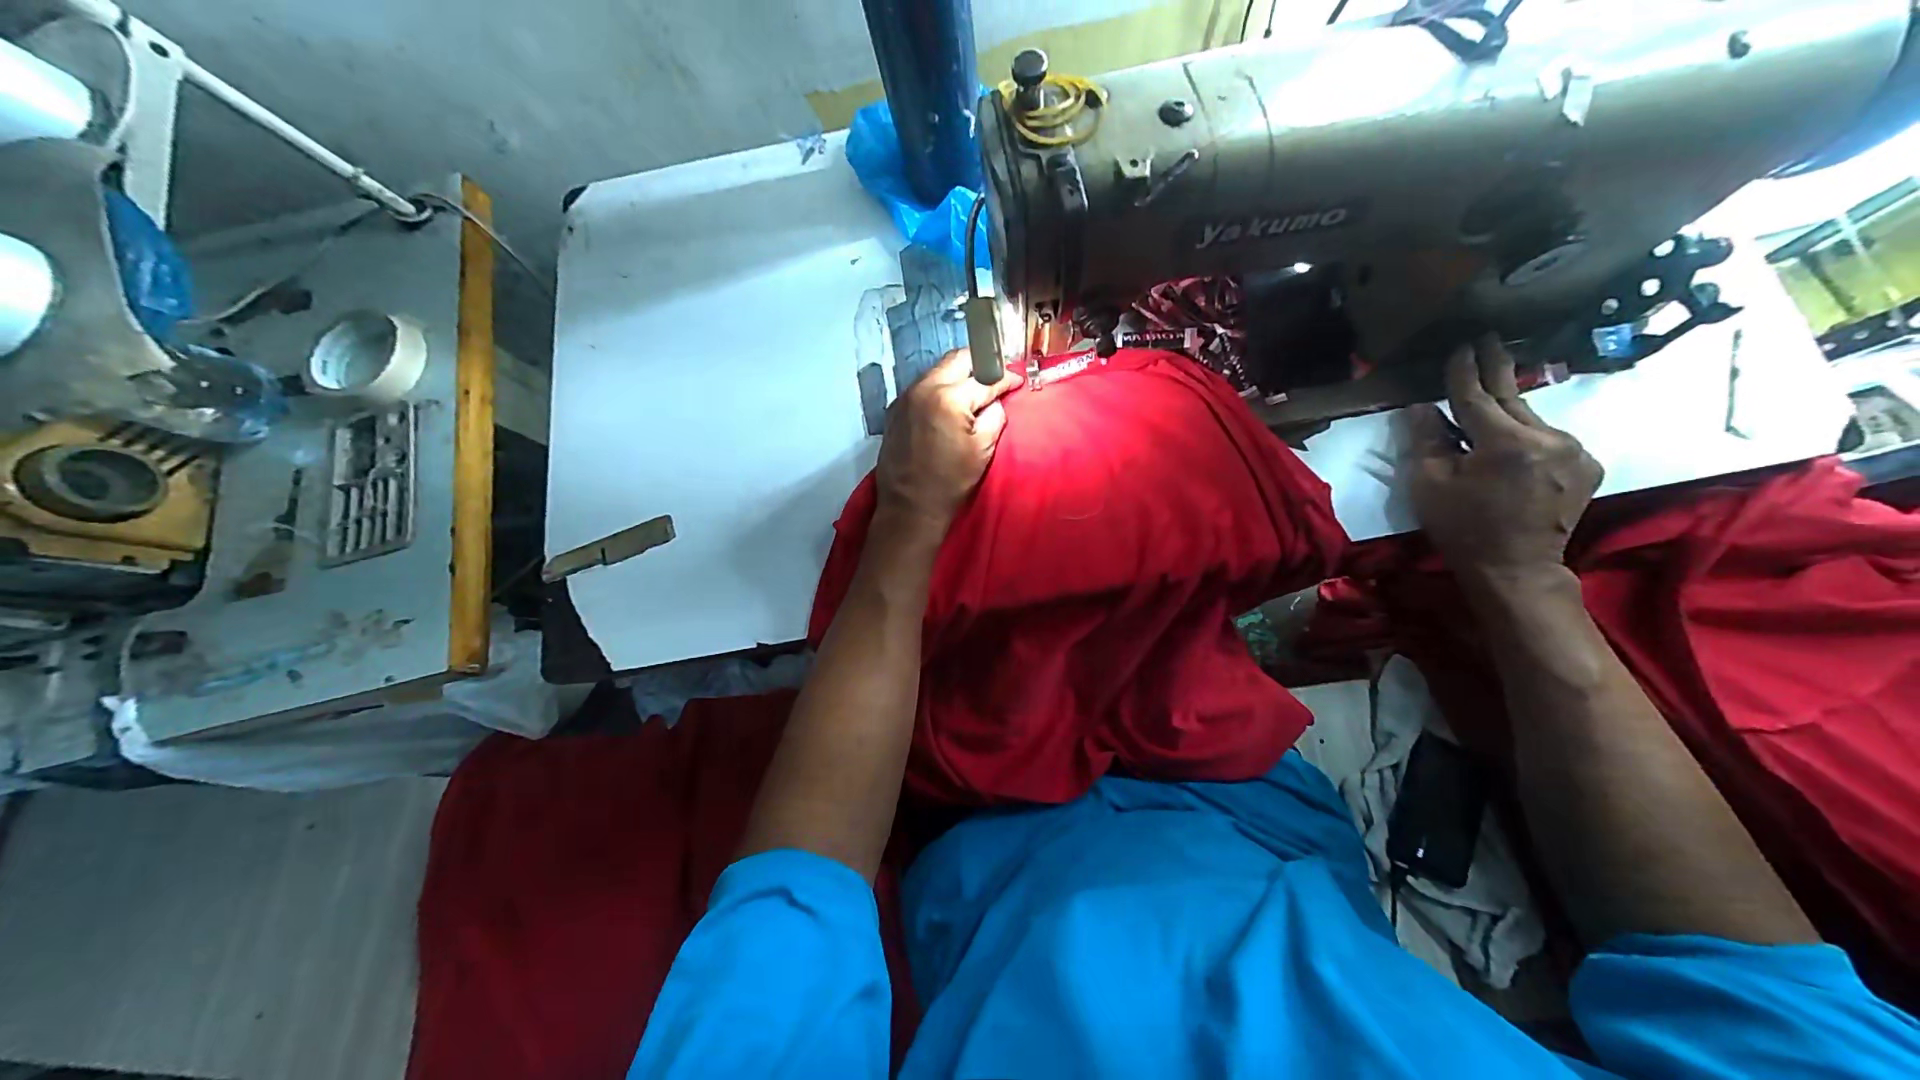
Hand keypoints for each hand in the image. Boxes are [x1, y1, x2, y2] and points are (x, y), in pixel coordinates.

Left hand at [875, 348, 1020, 534]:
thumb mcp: (983, 449)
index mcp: (948, 398)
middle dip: (979, 365)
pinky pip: (923, 386)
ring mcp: (905, 397)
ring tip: (973, 392)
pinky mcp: (895, 409)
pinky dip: (940, 388)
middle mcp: (923, 388)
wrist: (909, 508)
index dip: (1005, 378)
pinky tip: (949, 405)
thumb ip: (995, 415)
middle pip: (957, 360)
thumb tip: (996, 399)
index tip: (1016, 381)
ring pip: (938, 370)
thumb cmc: (950, 482)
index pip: (984, 377)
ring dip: (958, 376)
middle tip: (995, 380)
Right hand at [1407, 336, 1602, 581]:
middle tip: (1489, 340)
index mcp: (1507, 444)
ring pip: (1532, 419)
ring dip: (1509, 408)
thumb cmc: (1462, 528)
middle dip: (1497, 369)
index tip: (1460, 348)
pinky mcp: (1587, 465)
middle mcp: (1549, 439)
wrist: (1515, 568)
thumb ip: (1427, 441)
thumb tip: (1423, 408)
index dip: (1464, 373)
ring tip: (1493, 391)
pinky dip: (1528, 433)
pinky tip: (1513, 438)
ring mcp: (1574, 451)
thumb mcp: (1429, 486)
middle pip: (1513, 398)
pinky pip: (1549, 438)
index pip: (1478, 397)